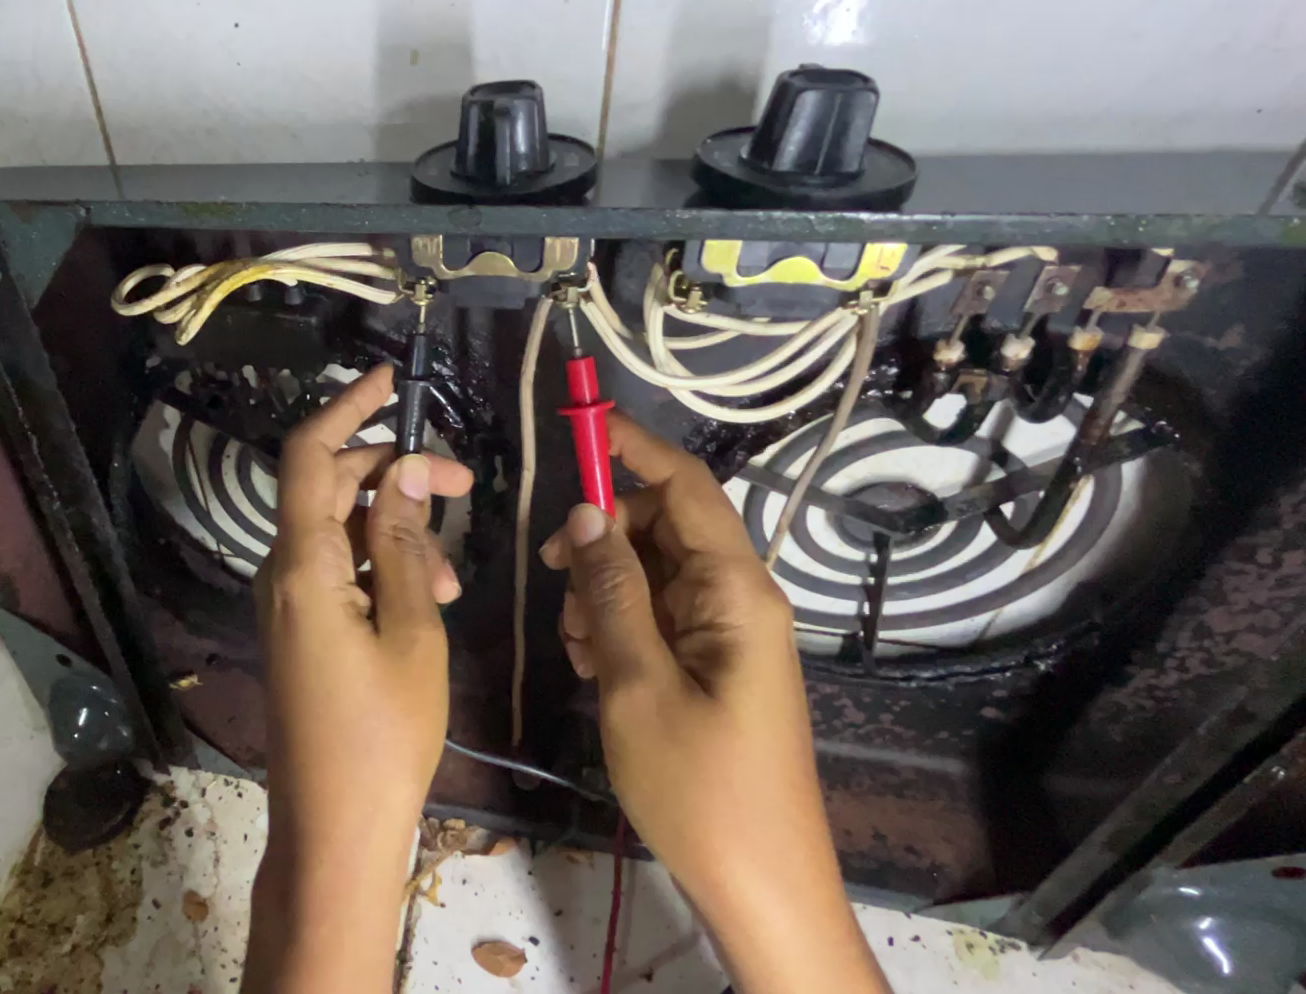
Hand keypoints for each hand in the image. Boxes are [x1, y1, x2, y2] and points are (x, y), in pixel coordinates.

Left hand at [244, 364, 472, 993]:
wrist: (337, 828)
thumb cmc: (383, 733)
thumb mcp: (410, 629)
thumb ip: (402, 543)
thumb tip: (405, 469)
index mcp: (302, 566)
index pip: (310, 456)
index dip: (346, 407)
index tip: (389, 379)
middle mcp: (283, 573)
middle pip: (331, 488)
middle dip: (394, 473)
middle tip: (459, 483)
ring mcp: (290, 603)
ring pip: (342, 531)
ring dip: (396, 529)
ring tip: (452, 569)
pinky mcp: (304, 628)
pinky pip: (341, 571)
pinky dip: (383, 566)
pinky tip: (430, 593)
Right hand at [540, 411, 888, 993]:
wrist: (758, 887)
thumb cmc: (700, 788)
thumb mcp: (637, 683)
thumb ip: (611, 591)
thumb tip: (586, 514)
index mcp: (735, 591)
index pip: (685, 486)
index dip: (633, 448)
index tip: (580, 425)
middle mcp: (735, 598)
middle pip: (661, 526)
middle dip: (602, 538)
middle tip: (553, 576)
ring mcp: (723, 632)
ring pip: (649, 571)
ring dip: (602, 589)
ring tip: (578, 646)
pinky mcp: (709, 662)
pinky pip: (654, 614)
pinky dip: (616, 624)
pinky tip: (593, 665)